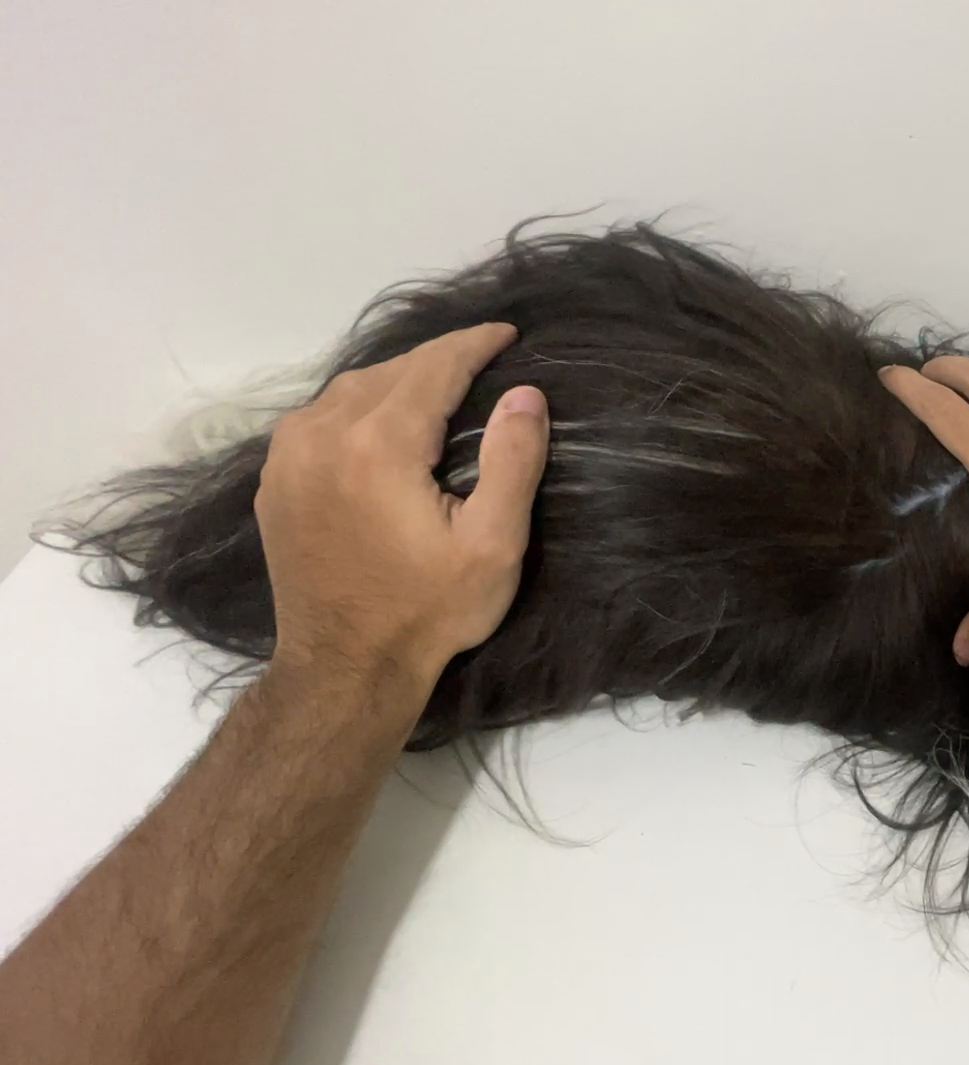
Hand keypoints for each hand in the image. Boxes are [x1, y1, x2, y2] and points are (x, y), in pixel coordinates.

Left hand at [254, 323, 548, 685]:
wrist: (347, 664)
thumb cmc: (434, 605)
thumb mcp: (496, 540)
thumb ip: (513, 461)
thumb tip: (526, 394)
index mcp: (379, 445)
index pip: (431, 368)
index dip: (474, 344)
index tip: (508, 332)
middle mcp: (322, 436)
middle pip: (388, 371)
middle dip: (440, 356)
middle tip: (487, 354)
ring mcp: (288, 459)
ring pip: (349, 389)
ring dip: (401, 376)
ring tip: (444, 379)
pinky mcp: (276, 483)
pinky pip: (321, 417)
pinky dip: (363, 401)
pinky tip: (386, 416)